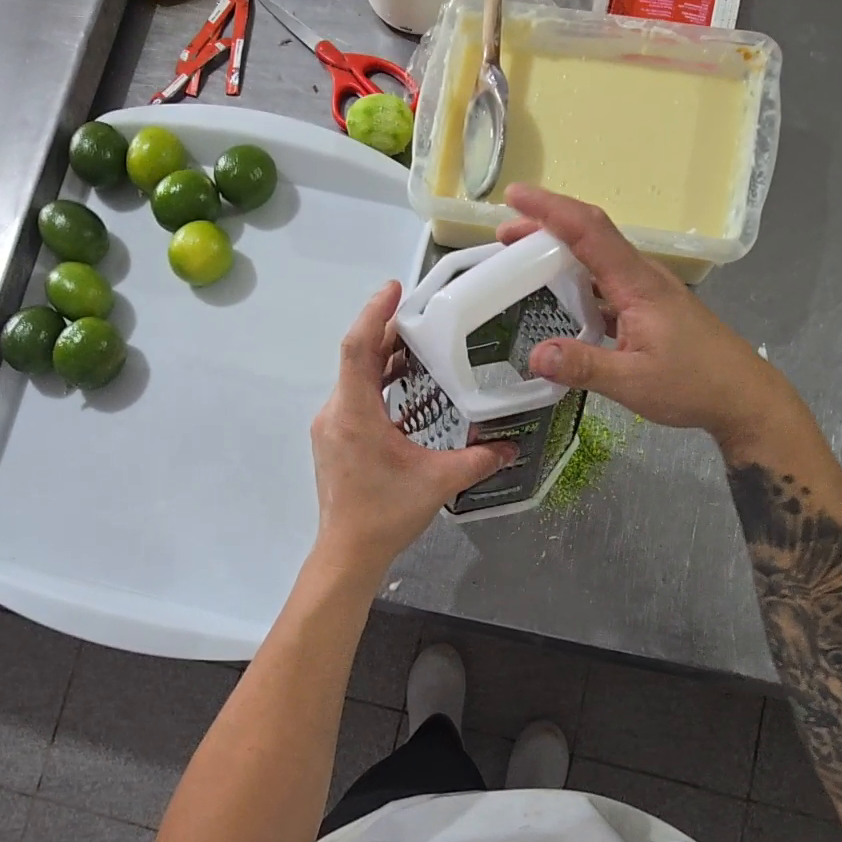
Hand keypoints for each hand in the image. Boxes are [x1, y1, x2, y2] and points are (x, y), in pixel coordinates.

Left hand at [308, 282, 515, 574]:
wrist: (347, 552)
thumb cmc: (386, 514)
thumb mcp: (439, 482)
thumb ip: (478, 460)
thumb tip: (512, 447)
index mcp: (355, 414)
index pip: (357, 348)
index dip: (375, 313)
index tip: (395, 289)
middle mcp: (335, 413)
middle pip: (356, 359)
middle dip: (387, 335)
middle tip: (422, 318)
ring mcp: (330, 427)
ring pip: (353, 379)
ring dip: (382, 361)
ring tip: (417, 349)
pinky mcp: (333, 441)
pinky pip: (352, 398)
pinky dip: (375, 384)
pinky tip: (401, 389)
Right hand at [498, 184, 796, 455]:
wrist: (742, 396)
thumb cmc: (694, 385)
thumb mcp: (632, 382)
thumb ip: (583, 367)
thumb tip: (534, 355)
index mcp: (638, 285)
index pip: (590, 231)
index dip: (551, 209)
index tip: (515, 195)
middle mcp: (642, 278)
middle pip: (591, 236)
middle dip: (545, 227)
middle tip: (504, 235)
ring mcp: (647, 292)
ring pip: (598, 259)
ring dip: (560, 253)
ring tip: (521, 261)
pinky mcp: (649, 309)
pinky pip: (606, 283)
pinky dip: (576, 280)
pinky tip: (560, 299)